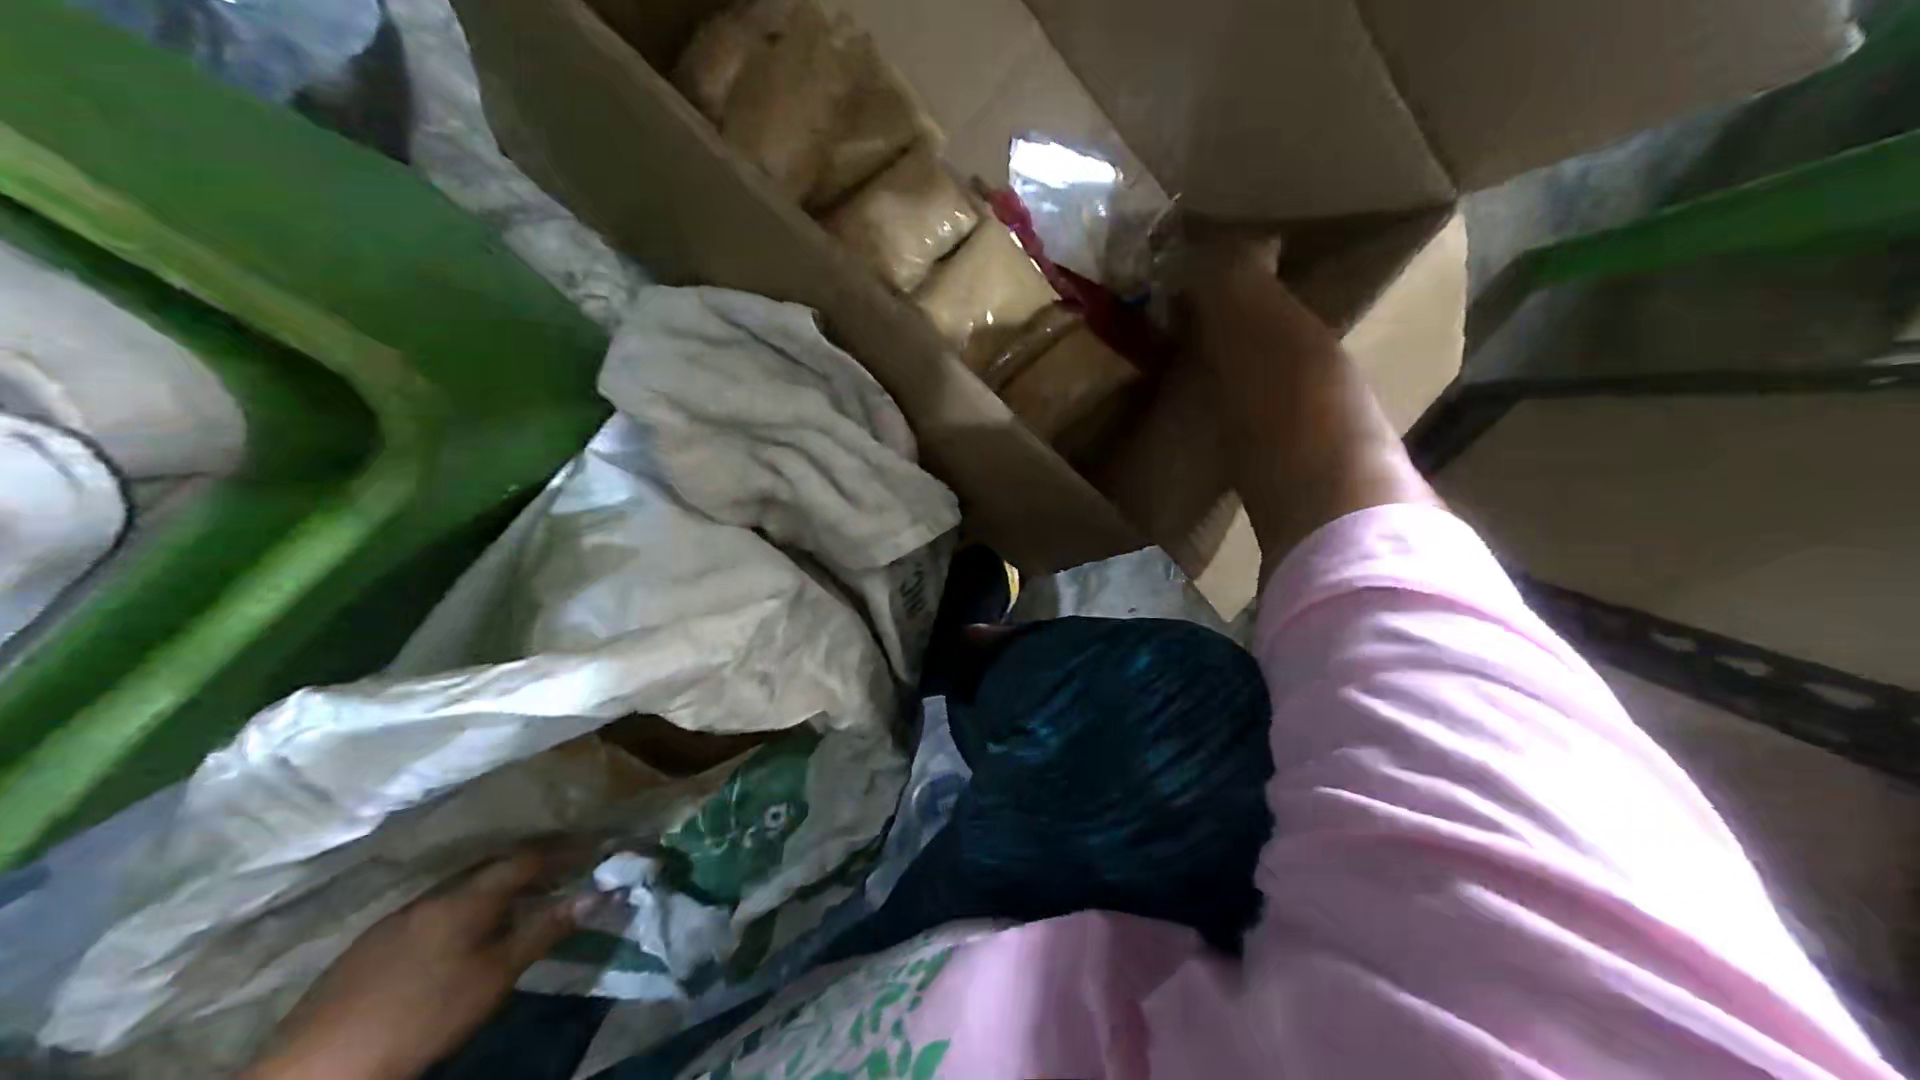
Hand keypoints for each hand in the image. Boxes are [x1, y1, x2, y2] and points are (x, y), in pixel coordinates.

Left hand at [244, 848, 592, 1079]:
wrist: (320, 1066)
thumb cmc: (424, 1015)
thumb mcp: (496, 976)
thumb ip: (545, 930)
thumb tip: (597, 894)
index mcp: (466, 897)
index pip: (526, 859)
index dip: (563, 851)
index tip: (593, 847)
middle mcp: (433, 896)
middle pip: (491, 867)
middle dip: (531, 864)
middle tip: (563, 871)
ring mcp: (396, 918)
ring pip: (459, 888)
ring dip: (495, 887)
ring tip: (520, 900)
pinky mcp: (370, 945)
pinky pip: (433, 909)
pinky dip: (464, 908)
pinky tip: (464, 933)